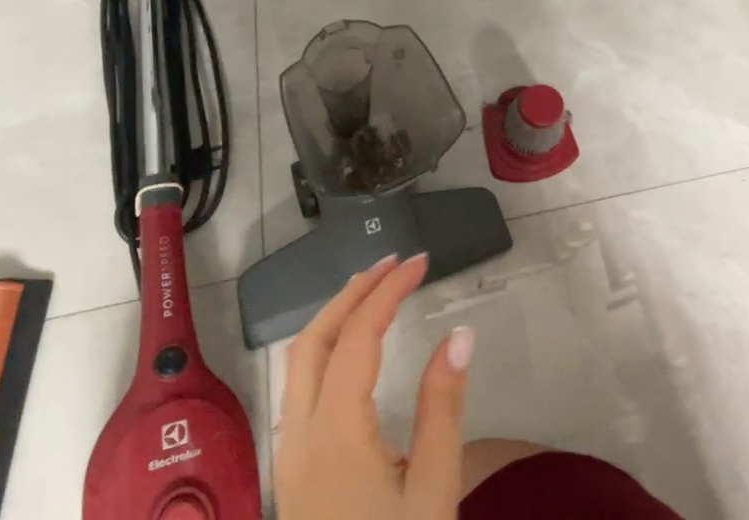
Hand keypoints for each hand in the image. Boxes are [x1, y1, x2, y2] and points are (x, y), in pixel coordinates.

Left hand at [274, 253, 475, 518]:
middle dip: (352, 291)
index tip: (421, 261)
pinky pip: (299, 387)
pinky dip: (326, 347)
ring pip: (298, 363)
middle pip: (313, 340)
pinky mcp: (292, 470)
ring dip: (334, 316)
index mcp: (336, 433)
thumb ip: (443, 406)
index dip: (389, 291)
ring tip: (373, 290)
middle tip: (395, 263)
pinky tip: (351, 350)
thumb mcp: (434, 487)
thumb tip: (460, 335)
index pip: (359, 337)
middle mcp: (299, 434)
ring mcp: (289, 453)